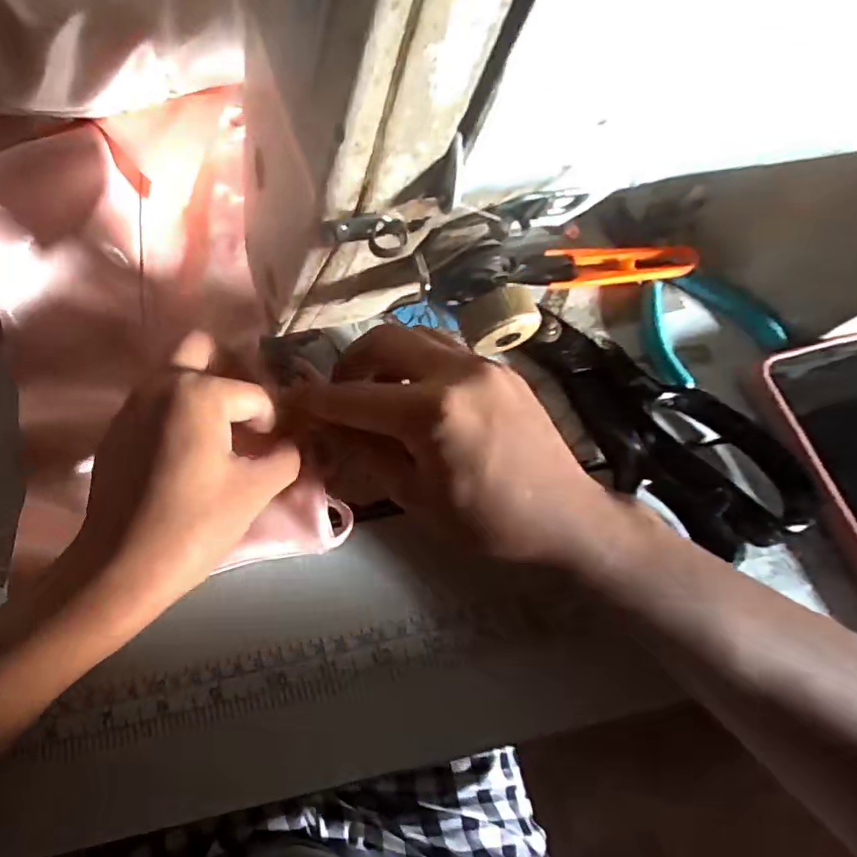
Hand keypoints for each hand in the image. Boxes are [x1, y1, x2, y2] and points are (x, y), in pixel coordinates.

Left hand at [67, 332, 302, 610]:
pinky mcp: (115, 432)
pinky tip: (188, 455)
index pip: (253, 393)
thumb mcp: (255, 491)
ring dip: (202, 390)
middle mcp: (160, 384)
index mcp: (198, 392)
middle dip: (231, 370)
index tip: (277, 448)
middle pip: (201, 349)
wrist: (122, 566)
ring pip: (173, 374)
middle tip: (248, 410)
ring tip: (222, 435)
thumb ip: (286, 457)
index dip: (273, 420)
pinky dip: (176, 412)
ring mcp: (131, 406)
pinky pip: (153, 402)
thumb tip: (294, 444)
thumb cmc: (196, 524)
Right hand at [292, 324, 645, 566]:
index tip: (290, 400)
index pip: (354, 396)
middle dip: (349, 364)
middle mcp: (456, 372)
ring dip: (384, 356)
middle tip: (339, 395)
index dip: (316, 399)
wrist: (566, 516)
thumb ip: (367, 453)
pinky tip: (415, 391)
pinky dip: (417, 360)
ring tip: (375, 390)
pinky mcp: (499, 366)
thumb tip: (329, 428)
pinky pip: (444, 347)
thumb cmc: (487, 521)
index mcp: (432, 412)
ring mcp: (482, 363)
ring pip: (415, 335)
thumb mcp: (415, 496)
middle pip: (382, 341)